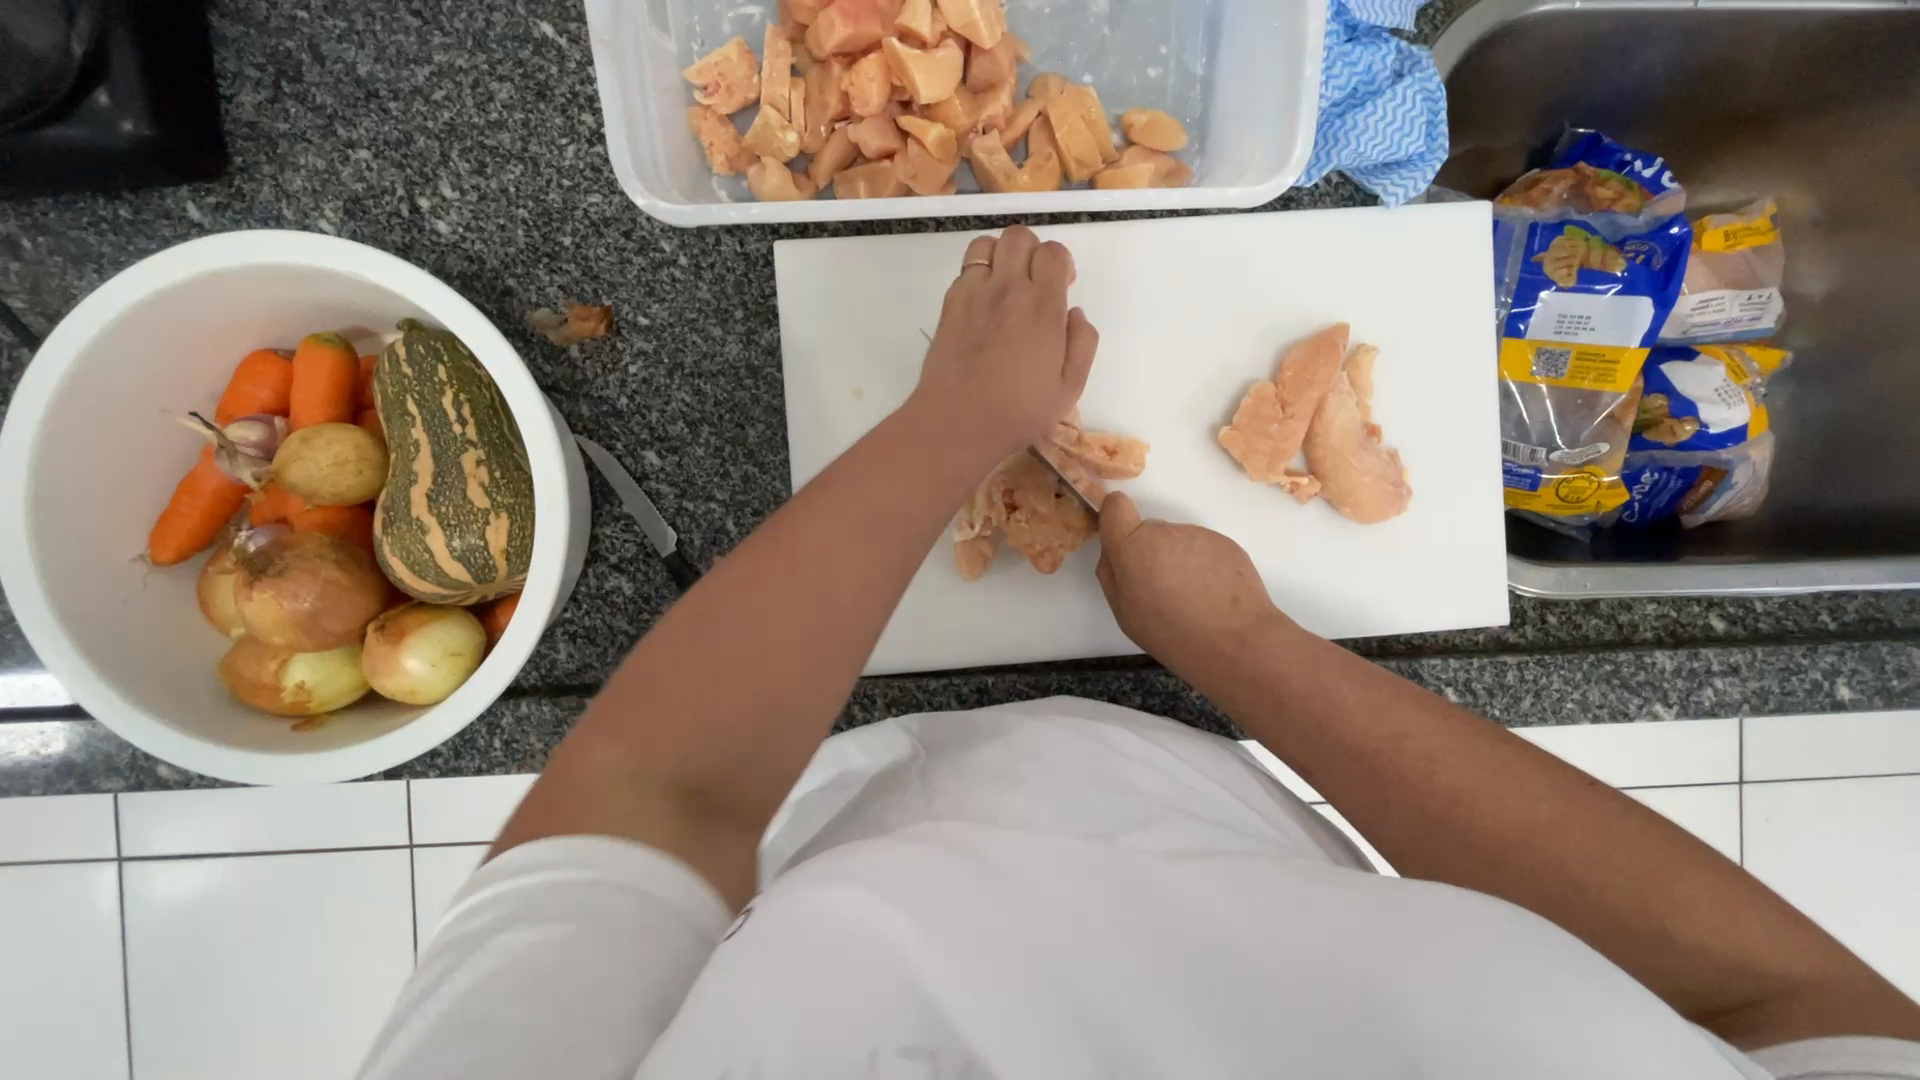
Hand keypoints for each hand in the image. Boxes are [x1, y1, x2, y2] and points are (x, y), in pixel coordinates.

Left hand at [907, 226, 1099, 460]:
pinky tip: (983, 306)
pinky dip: (977, 277)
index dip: (1061, 264)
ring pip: (986, 245)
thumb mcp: (1069, 387)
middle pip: (1019, 237)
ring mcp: (973, 294)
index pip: (1053, 252)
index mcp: (1042, 305)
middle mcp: (1008, 288)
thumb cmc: (1019, 411)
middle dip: (1033, 251)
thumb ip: (1082, 343)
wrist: (958, 421)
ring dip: (1001, 256)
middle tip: (1035, 283)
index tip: (1062, 287)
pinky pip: (965, 271)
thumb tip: (1075, 313)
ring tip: (1006, 285)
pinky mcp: (949, 306)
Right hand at [1095, 493, 1293, 678]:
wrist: (1234, 640)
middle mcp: (1164, 532)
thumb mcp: (1124, 612)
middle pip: (1148, 532)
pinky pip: (1203, 549)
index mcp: (1132, 547)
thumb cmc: (1169, 632)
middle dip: (1150, 553)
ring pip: (1178, 542)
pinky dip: (1203, 566)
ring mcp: (1198, 535)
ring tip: (1191, 597)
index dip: (1116, 519)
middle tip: (1162, 590)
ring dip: (1179, 561)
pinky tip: (1211, 594)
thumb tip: (1114, 553)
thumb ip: (1111, 574)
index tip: (1123, 543)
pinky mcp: (1225, 542)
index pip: (1116, 507)